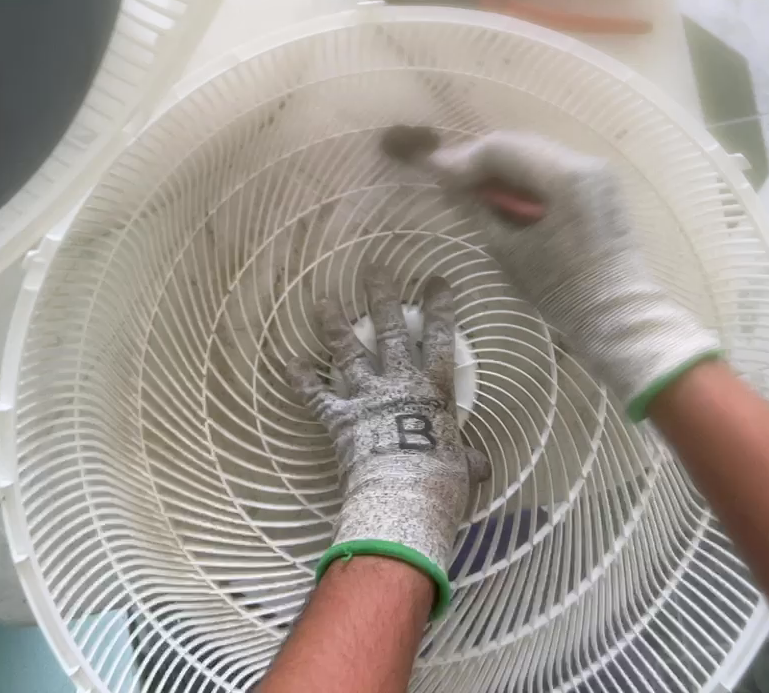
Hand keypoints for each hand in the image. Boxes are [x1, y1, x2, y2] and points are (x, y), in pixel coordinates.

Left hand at [288, 270, 488, 620]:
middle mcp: (399, 382)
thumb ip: (468, 459)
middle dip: (382, 297)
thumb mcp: (463, 469)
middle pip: (390, 329)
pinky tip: (289, 362)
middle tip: (374, 269)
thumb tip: (479, 466)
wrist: (403, 500)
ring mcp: (367, 396)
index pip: (439, 337)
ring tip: (324, 300)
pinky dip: (302, 379)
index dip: (438, 307)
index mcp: (434, 389)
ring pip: (349, 351)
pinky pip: (316, 395)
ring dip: (335, 325)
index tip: (435, 281)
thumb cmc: (441, 484)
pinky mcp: (340, 418)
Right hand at [423, 131, 720, 418]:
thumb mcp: (509, 250)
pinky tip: (501, 191)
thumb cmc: (562, 289)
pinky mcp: (599, 185)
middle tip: (445, 175)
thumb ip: (477, 209)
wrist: (618, 314)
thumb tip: (450, 184)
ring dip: (500, 165)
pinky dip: (522, 174)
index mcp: (565, 177)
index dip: (462, 159)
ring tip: (468, 184)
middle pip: (518, 144)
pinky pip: (550, 166)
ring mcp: (595, 171)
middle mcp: (584, 162)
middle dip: (479, 159)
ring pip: (534, 152)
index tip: (431, 170)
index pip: (501, 150)